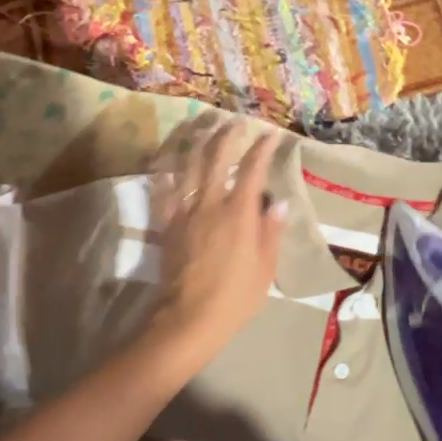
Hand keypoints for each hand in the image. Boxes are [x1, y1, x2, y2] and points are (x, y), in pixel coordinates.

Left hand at [146, 115, 288, 360]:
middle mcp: (210, 203)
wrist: (188, 319)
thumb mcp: (265, 269)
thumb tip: (279, 203)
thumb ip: (270, 232)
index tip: (270, 135)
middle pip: (217, 157)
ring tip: (204, 126)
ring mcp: (184, 211)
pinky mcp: (166, 223)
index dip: (262, 148)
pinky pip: (162, 188)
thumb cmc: (234, 298)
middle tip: (236, 122)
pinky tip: (166, 156)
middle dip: (228, 134)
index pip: (252, 169)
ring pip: (187, 164)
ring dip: (197, 141)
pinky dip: (164, 168)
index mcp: (239, 213)